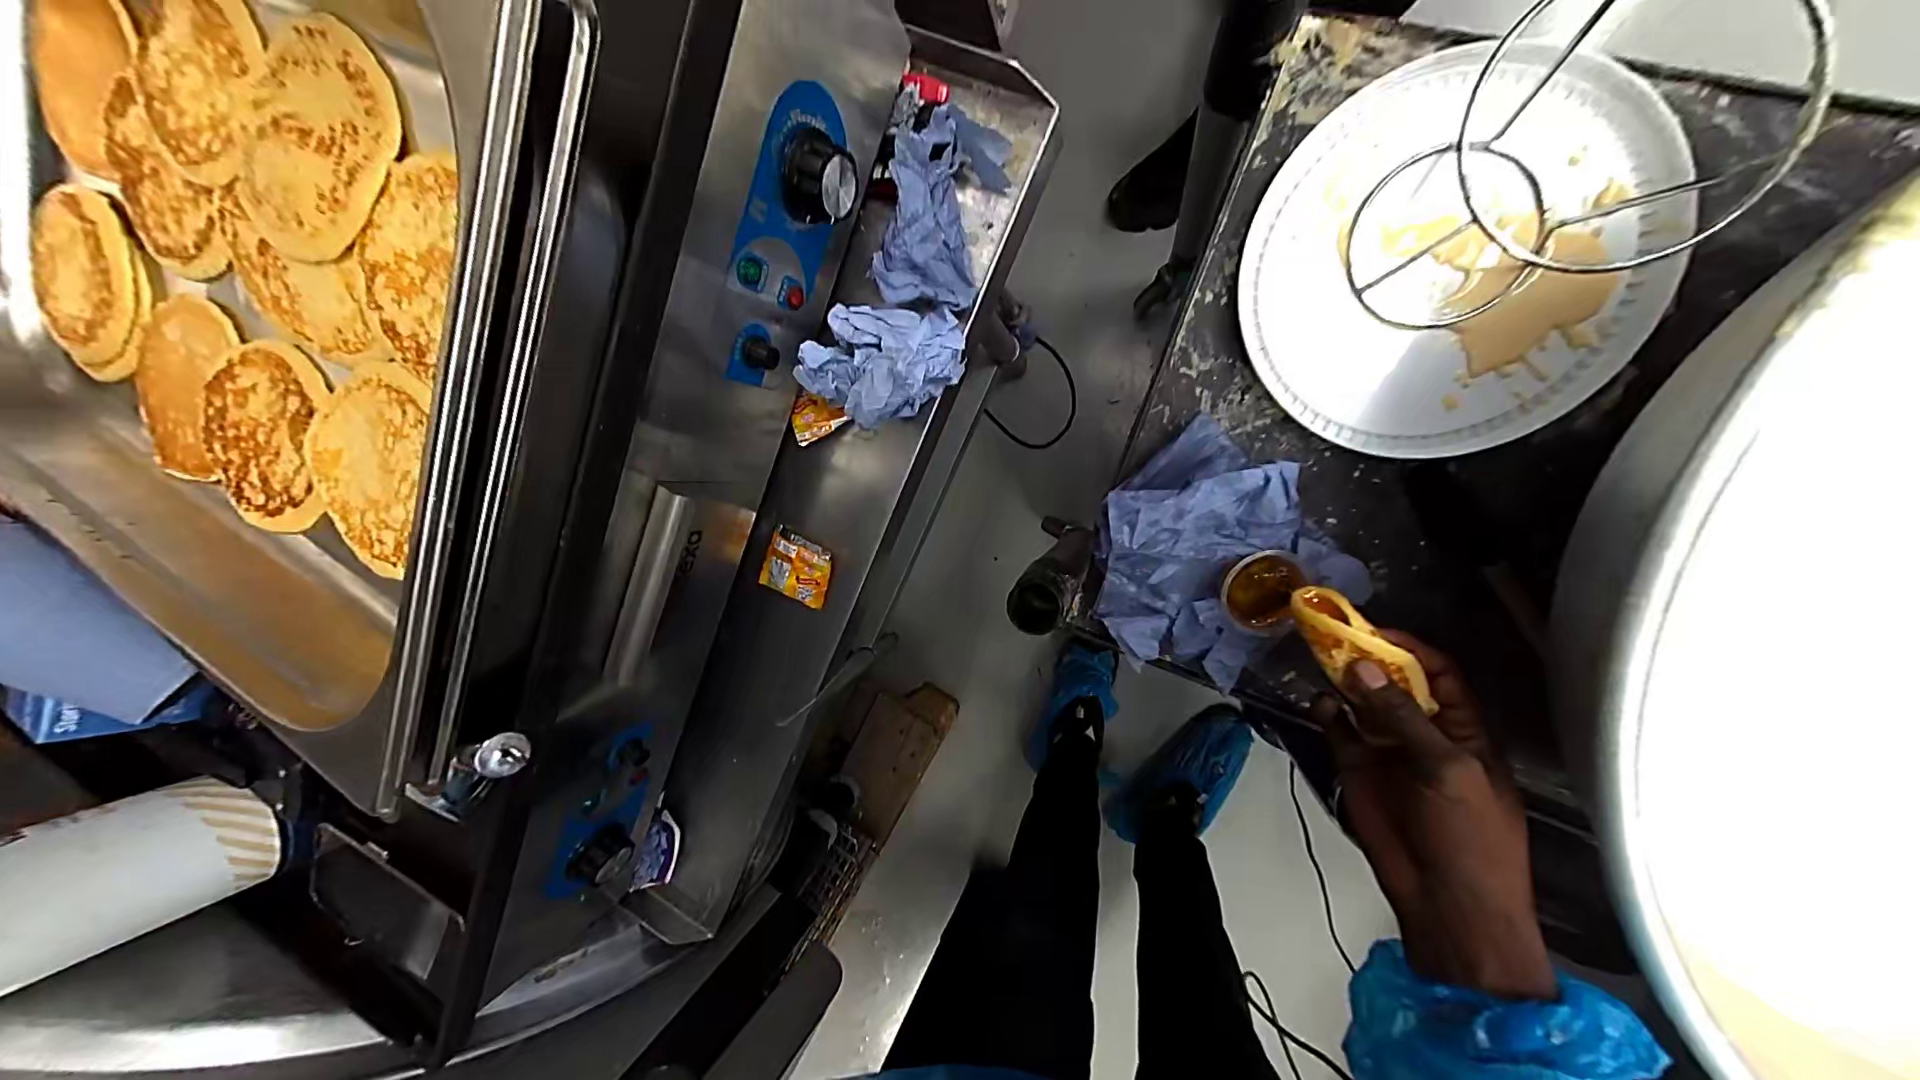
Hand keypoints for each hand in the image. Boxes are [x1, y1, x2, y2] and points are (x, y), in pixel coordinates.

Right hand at [1312, 632, 1556, 999]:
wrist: (1447, 900)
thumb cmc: (1469, 834)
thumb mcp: (1446, 768)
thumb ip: (1402, 716)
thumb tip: (1361, 666)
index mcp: (1461, 728)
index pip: (1437, 673)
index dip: (1409, 648)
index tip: (1374, 631)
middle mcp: (1421, 730)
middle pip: (1392, 681)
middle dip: (1367, 659)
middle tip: (1334, 637)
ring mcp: (1386, 748)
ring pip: (1360, 701)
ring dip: (1342, 681)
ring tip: (1321, 661)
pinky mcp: (1356, 766)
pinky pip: (1337, 729)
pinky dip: (1327, 713)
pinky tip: (1321, 705)